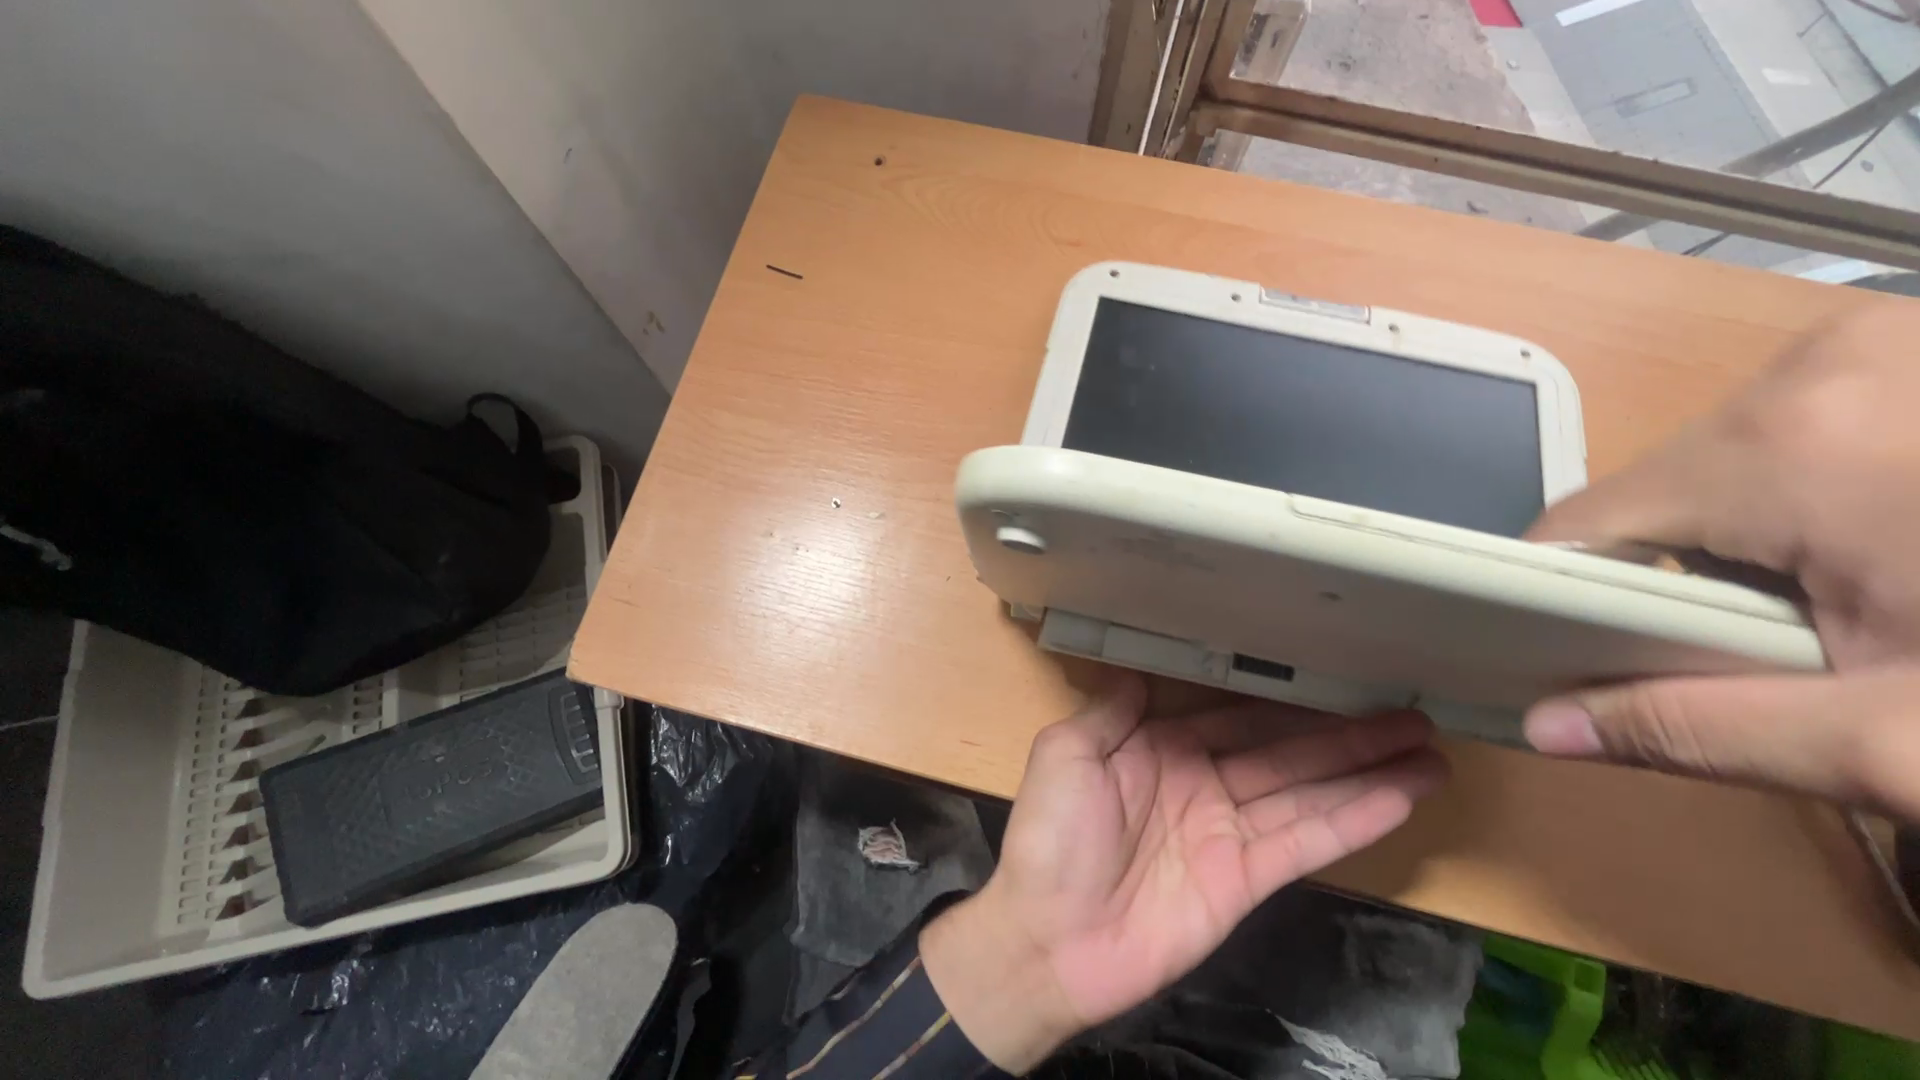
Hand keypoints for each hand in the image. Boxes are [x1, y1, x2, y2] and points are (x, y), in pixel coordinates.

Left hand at [920, 671, 1446, 1071]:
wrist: (1048, 938)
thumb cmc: (1050, 839)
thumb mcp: (1066, 754)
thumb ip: (1111, 712)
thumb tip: (1140, 670)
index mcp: (1159, 750)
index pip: (1234, 716)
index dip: (1284, 701)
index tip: (1332, 680)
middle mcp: (1201, 785)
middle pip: (1286, 753)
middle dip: (1348, 735)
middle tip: (1411, 716)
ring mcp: (1228, 833)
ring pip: (1309, 794)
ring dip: (1368, 774)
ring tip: (1429, 753)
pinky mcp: (1247, 879)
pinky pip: (1306, 842)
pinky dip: (1354, 820)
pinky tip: (1399, 797)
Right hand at [1522, 303, 1919, 821]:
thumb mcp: (1898, 737)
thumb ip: (1700, 730)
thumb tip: (1547, 732)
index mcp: (1778, 447)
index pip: (1579, 526)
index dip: (1563, 598)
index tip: (1599, 655)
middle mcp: (1812, 366)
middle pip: (1659, 490)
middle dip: (1688, 570)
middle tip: (1790, 639)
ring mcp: (1883, 342)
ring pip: (1728, 460)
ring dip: (1755, 534)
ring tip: (1865, 592)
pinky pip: (1802, 430)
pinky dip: (1814, 494)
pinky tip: (1901, 543)